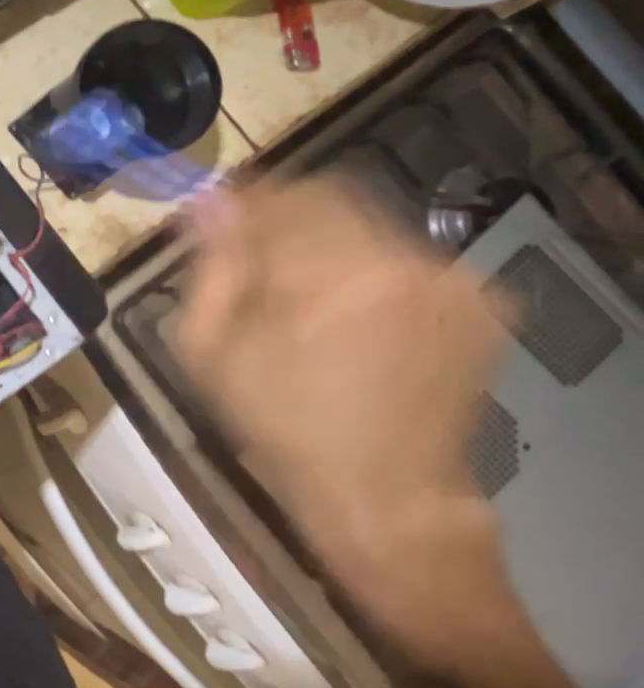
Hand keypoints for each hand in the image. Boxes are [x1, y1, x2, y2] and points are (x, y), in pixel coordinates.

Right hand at [172, 178, 513, 653]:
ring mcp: (454, 280)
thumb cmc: (280, 426)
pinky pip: (408, 256)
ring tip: (302, 297)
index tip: (215, 211)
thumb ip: (212, 268)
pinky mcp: (481, 301)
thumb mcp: (210, 352)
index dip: (243, 199)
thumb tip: (206, 204)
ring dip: (328, 245)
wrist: (385, 490)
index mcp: (332, 276)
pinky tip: (350, 316)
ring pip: (371, 225)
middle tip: (253, 255)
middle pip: (333, 198)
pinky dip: (369, 270)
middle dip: (285, 218)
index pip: (282, 196)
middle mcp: (405, 262)